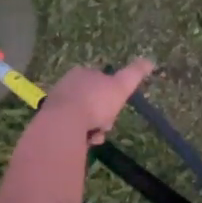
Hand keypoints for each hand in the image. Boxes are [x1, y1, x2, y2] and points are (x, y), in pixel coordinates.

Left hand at [39, 59, 153, 140]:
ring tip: (95, 136)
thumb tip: (151, 61)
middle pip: (92, 101)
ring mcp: (57, 103)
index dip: (111, 95)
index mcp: (82, 72)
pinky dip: (80, 135)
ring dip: (92, 128)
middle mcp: (67, 84)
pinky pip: (71, 128)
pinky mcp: (50, 121)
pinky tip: (84, 141)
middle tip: (106, 125)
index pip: (101, 81)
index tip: (115, 107)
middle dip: (101, 115)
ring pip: (82, 117)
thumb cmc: (95, 101)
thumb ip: (135, 73)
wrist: (64, 123)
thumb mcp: (121, 86)